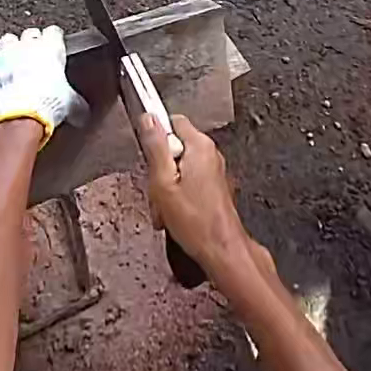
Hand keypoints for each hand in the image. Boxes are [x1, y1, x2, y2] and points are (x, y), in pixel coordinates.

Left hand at [0, 26, 86, 145]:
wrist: (18, 115)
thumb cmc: (46, 105)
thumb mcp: (70, 104)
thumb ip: (77, 104)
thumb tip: (83, 115)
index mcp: (51, 48)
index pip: (54, 32)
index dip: (53, 40)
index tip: (53, 47)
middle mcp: (27, 45)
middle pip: (29, 33)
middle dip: (30, 43)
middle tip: (32, 58)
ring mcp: (5, 52)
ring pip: (6, 39)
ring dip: (7, 48)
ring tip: (8, 61)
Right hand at [136, 113, 255, 278]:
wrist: (223, 252)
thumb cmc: (197, 223)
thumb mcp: (163, 182)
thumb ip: (155, 146)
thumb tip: (148, 118)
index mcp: (199, 146)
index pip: (172, 121)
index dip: (156, 137)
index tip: (149, 157)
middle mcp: (210, 153)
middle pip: (174, 146)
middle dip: (161, 167)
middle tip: (159, 189)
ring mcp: (213, 170)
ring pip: (179, 166)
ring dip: (167, 185)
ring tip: (166, 206)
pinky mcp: (214, 186)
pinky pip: (188, 180)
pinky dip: (178, 194)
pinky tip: (175, 213)